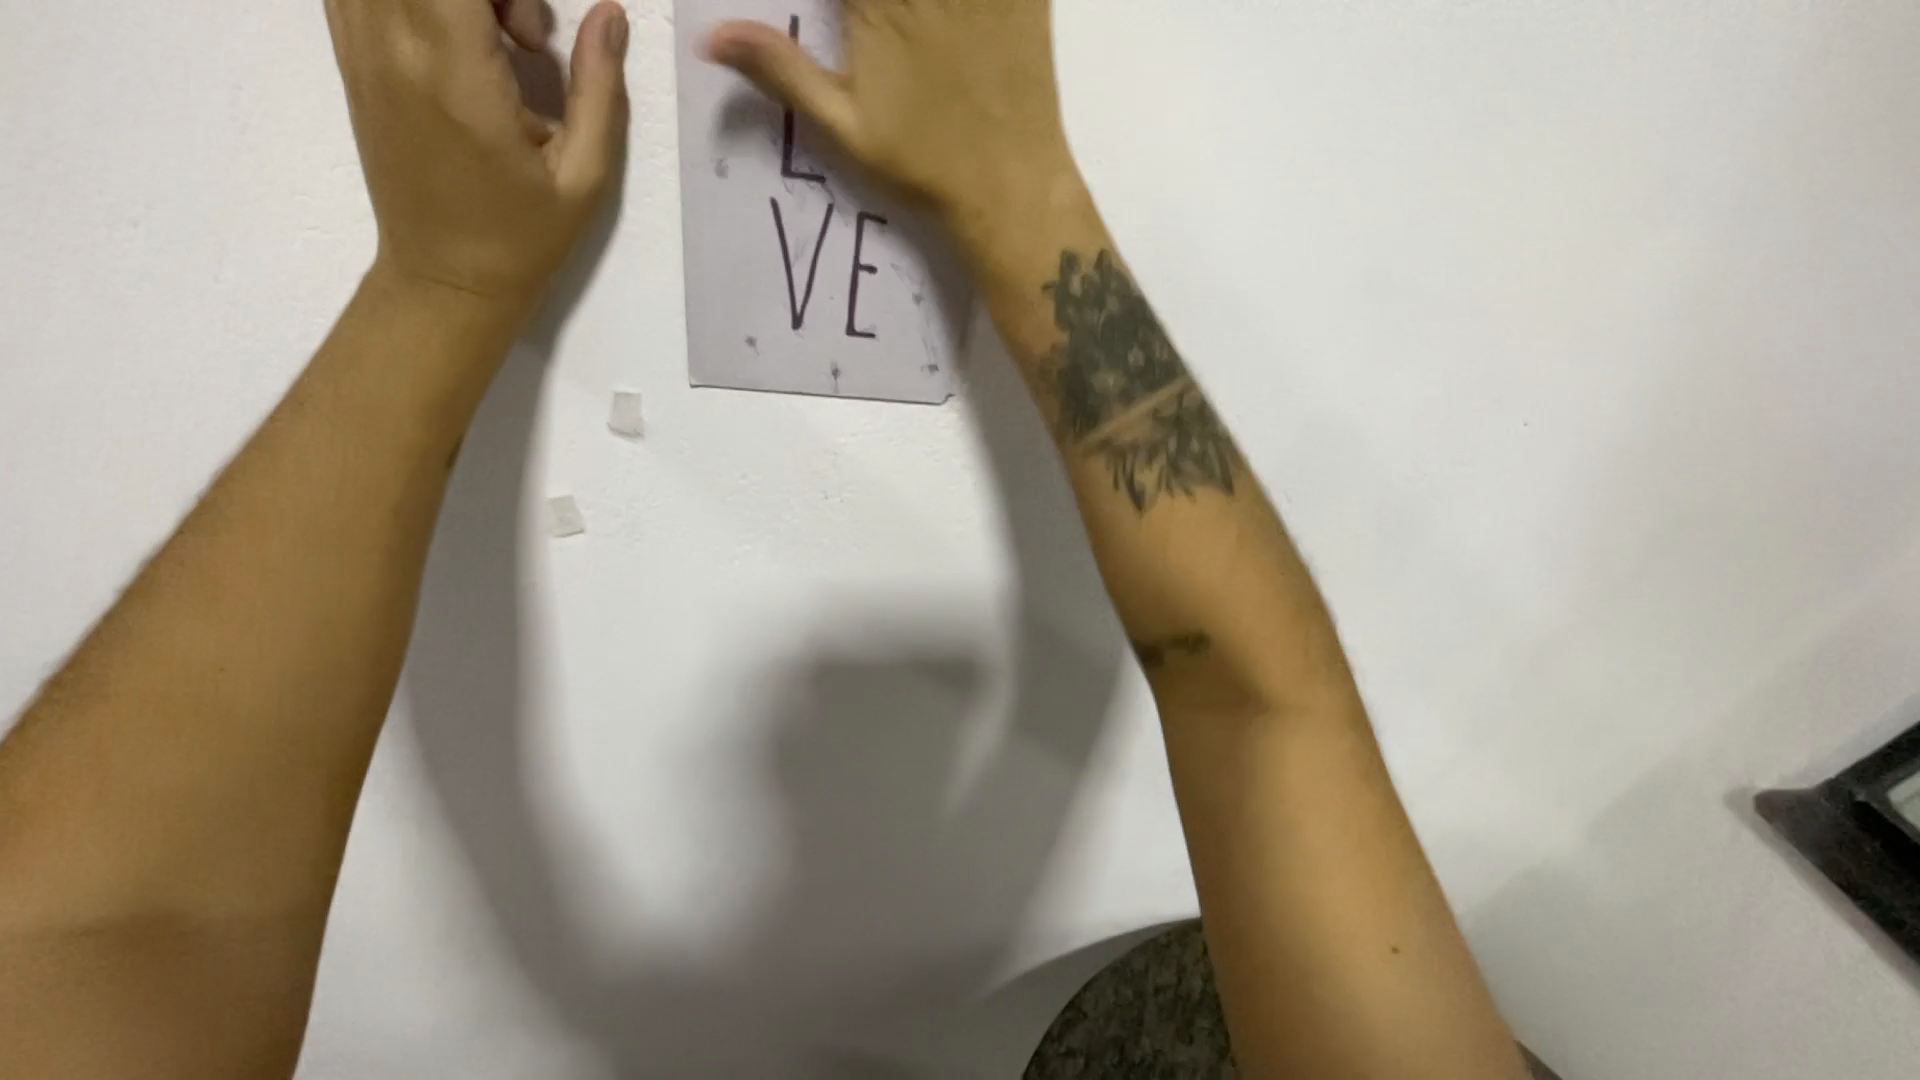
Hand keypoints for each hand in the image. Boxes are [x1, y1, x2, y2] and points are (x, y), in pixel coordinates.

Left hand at [325, 0, 628, 312]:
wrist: (446, 278)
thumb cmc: (523, 237)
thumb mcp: (584, 178)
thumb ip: (599, 90)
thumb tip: (610, 14)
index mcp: (454, 72)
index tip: (537, 35)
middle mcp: (392, 43)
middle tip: (521, 38)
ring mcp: (359, 45)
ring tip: (488, 37)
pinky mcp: (349, 55)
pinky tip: (454, 35)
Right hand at [708, 1, 1078, 237]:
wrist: (1011, 188)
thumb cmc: (924, 165)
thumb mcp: (845, 127)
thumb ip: (782, 71)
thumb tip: (710, 38)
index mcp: (873, 3)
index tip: (835, 14)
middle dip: (863, 4)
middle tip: (865, 25)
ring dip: (912, 4)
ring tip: (899, 25)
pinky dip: (974, 3)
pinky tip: (953, 21)